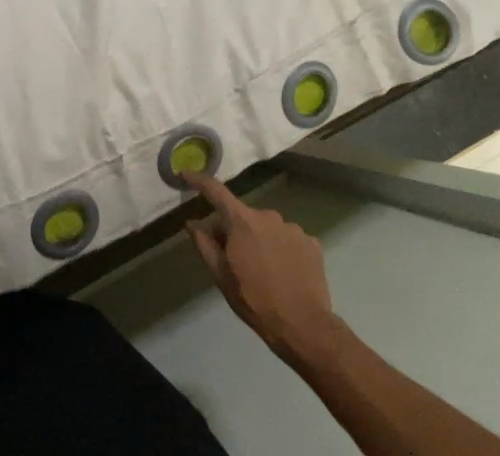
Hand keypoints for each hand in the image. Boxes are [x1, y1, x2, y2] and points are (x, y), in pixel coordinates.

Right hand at [184, 170, 342, 368]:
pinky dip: (280, 249)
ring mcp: (294, 229)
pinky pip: (288, 239)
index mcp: (243, 222)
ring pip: (267, 228)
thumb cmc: (255, 299)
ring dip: (259, 241)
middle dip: (233, 231)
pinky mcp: (312, 243)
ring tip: (263, 271)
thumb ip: (204, 245)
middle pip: (243, 216)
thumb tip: (192, 224)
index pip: (216, 192)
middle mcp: (269, 217)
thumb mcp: (221, 276)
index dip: (199, 181)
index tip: (186, 175)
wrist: (303, 325)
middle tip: (231, 259)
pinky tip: (283, 272)